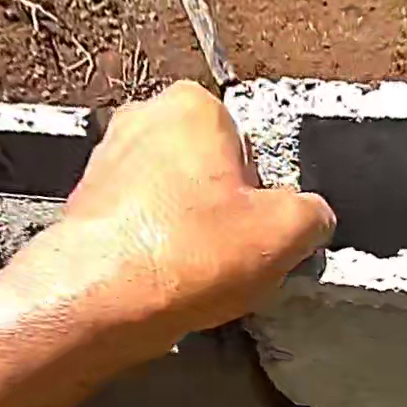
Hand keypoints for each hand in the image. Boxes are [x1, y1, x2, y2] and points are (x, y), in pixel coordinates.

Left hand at [35, 81, 333, 342]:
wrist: (102, 298)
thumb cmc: (186, 256)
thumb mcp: (285, 233)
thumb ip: (314, 215)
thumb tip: (312, 219)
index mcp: (194, 108)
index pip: (253, 151)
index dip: (264, 201)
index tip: (261, 237)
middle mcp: (145, 121)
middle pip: (214, 178)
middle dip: (228, 218)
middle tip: (233, 261)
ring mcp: (111, 164)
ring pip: (179, 206)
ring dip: (195, 240)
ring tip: (198, 277)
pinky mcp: (92, 208)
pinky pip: (148, 230)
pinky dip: (162, 254)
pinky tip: (168, 283)